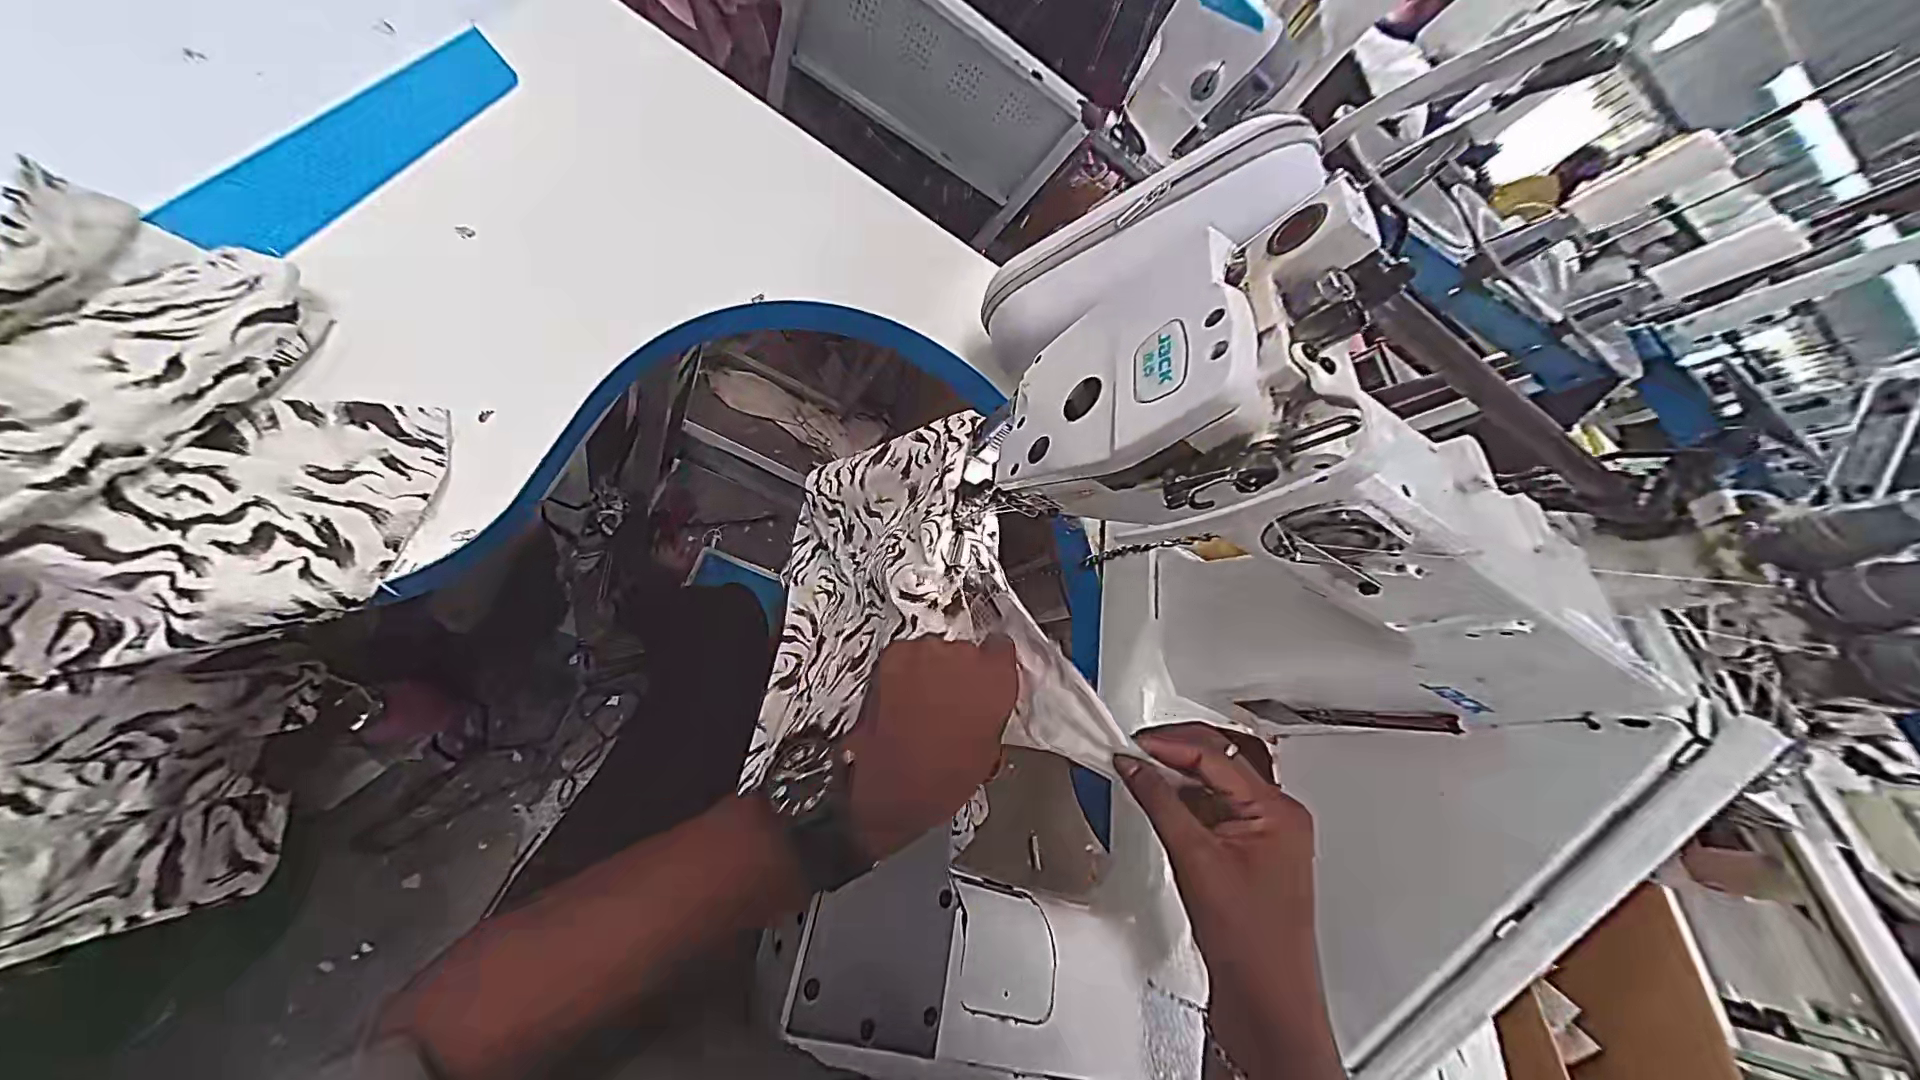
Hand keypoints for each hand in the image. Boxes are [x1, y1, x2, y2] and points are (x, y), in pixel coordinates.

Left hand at [842, 635, 1018, 858]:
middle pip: (964, 650)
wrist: (890, 783)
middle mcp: (966, 655)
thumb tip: (981, 705)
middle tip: (945, 702)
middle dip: (955, 672)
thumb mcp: (986, 748)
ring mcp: (928, 650)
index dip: (990, 662)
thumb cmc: (941, 777)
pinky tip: (897, 699)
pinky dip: (901, 671)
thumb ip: (989, 711)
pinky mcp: (895, 653)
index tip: (983, 675)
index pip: (1001, 648)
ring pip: (932, 651)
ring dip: (928, 670)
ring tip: (918, 705)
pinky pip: (904, 655)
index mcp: (997, 679)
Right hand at [1117, 724, 1340, 1079]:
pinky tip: (1159, 802)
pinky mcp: (1249, 848)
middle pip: (1220, 761)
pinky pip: (1214, 806)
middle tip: (1136, 751)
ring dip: (1178, 776)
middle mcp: (1277, 815)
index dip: (1169, 746)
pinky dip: (1184, 800)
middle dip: (1175, 753)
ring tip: (1142, 774)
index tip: (1134, 746)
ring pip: (1215, 782)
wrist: (1265, 1000)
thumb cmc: (1251, 943)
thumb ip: (1160, 802)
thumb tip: (1135, 765)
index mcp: (1278, 811)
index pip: (1216, 756)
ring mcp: (1265, 832)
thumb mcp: (1195, 858)